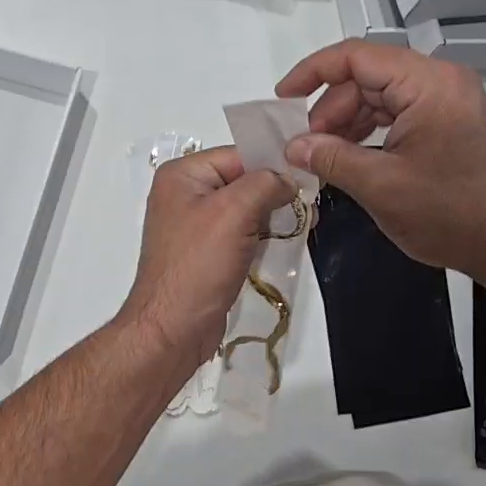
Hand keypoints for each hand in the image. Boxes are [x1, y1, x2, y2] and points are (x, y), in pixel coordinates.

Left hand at [118, 146, 294, 371]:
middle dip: (275, 192)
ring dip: (272, 216)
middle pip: (242, 180)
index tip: (309, 177)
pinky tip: (285, 243)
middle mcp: (185, 194)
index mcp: (183, 174)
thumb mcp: (234, 212)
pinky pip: (240, 233)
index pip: (238, 155)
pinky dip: (262, 237)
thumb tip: (288, 180)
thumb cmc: (199, 265)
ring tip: (304, 223)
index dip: (273, 164)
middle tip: (311, 205)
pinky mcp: (206, 253)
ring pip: (245, 208)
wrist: (173, 329)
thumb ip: (265, 184)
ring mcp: (194, 225)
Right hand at [275, 41, 485, 284]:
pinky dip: (371, 130)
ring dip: (348, 121)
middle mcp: (441, 80)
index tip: (282, 98)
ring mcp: (450, 100)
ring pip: (382, 95)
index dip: (312, 71)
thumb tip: (291, 145)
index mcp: (428, 84)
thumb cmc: (448, 214)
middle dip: (331, 107)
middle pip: (368, 76)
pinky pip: (400, 111)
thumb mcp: (380, 186)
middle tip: (304, 145)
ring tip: (323, 155)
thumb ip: (330, 157)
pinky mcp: (451, 121)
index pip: (357, 56)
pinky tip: (350, 156)